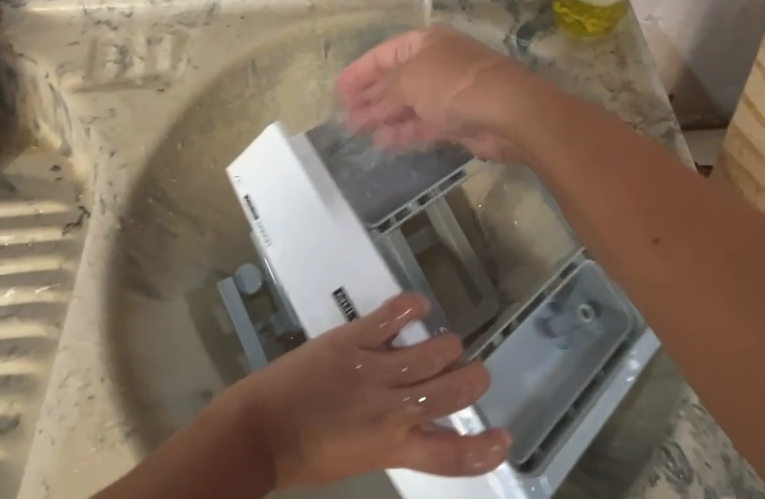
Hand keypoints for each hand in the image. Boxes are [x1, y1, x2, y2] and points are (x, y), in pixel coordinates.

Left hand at [220, 293, 509, 486]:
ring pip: (436, 350)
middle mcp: (394, 408)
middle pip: (456, 389)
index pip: (454, 453)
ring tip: (443, 344)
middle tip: (472, 373)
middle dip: (473, 378)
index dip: (486, 447)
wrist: (260, 431)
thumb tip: (424, 422)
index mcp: (394, 446)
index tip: (503, 438)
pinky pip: (393, 316)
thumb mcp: (362, 458)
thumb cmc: (306, 454)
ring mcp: (375, 370)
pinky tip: (418, 305)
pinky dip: (411, 307)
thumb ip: (397, 440)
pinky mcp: (354, 340)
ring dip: (446, 346)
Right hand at [335, 27, 527, 160]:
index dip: (359, 72)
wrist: (506, 110)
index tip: (338, 92)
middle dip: (370, 98)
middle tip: (345, 117)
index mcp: (424, 42)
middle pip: (395, 80)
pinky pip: (423, 124)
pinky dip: (403, 132)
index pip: (383, 54)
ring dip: (384, 118)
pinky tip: (383, 143)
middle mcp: (436, 64)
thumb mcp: (408, 82)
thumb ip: (383, 95)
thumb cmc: (452, 84)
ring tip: (359, 133)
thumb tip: (364, 109)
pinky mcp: (458, 120)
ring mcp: (448, 93)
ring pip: (408, 105)